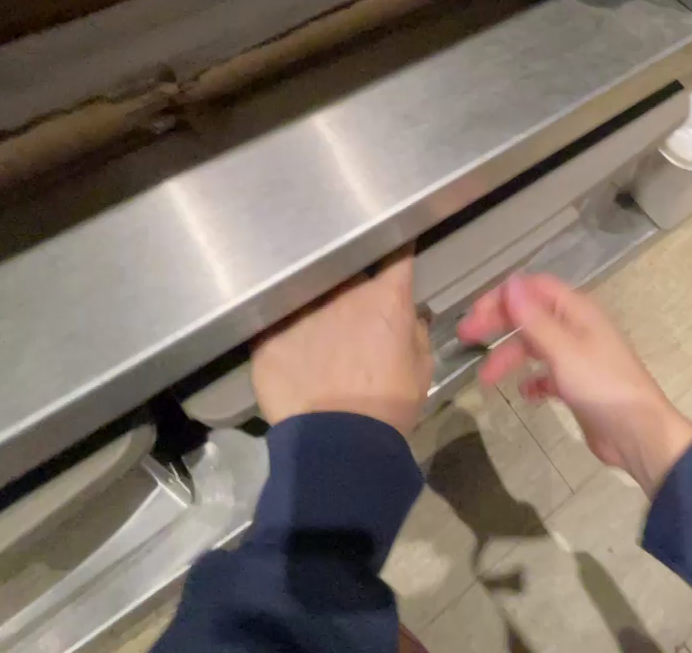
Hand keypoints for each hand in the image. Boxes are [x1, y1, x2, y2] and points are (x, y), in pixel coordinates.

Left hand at [251, 250, 431, 432]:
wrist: (340, 443)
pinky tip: (290, 344)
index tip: (396, 247)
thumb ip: (414, 331)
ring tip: (319, 322)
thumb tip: (409, 317)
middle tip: (355, 300)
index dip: (397, 249)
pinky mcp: (270, 337)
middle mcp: (344, 293)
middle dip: (353, 279)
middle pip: (349, 271)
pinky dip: (286, 329)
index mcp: (386, 297)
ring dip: (318, 301)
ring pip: (311, 293)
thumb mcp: (421, 365)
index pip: (396, 255)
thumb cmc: (391, 403)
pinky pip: (278, 322)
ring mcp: (303, 312)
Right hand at [457, 273, 691, 495]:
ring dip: (510, 356)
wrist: (638, 432)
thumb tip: (511, 282)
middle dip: (499, 324)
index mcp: (577, 311)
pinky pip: (547, 374)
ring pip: (536, 346)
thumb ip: (534, 318)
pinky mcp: (578, 384)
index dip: (503, 296)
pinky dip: (532, 380)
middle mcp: (577, 327)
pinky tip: (524, 394)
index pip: (534, 288)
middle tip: (466, 338)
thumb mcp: (563, 350)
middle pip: (531, 315)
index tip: (474, 315)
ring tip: (487, 379)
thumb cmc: (601, 385)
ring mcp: (578, 356)